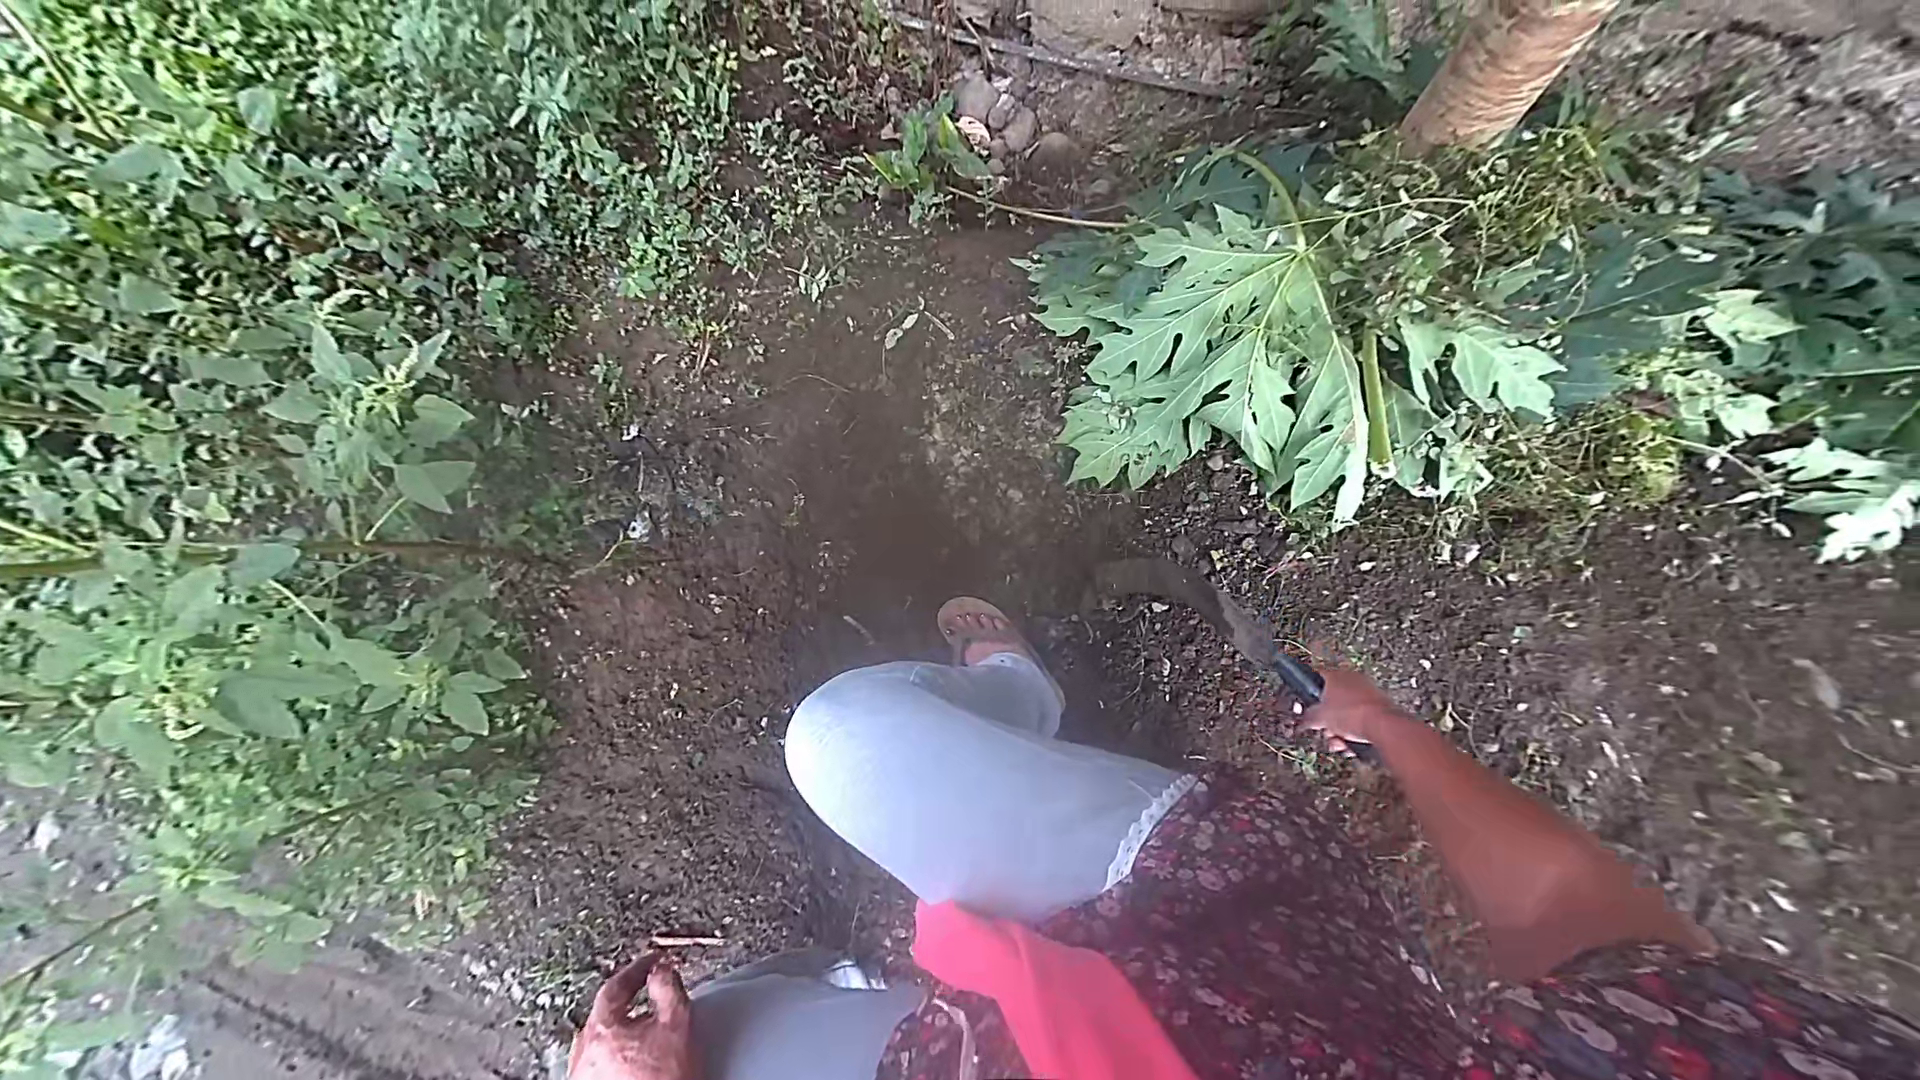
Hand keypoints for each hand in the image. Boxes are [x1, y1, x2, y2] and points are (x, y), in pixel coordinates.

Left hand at [568, 953, 700, 1079]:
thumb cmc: (665, 1079)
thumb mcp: (677, 1021)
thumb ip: (668, 986)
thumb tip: (661, 969)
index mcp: (603, 1031)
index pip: (616, 987)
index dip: (638, 968)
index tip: (653, 962)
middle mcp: (585, 1055)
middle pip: (603, 1013)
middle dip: (627, 996)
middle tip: (648, 985)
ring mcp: (583, 1078)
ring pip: (599, 1039)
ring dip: (621, 1024)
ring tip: (644, 1021)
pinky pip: (598, 1061)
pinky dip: (615, 1048)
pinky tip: (634, 1052)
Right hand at [1301, 667, 1406, 755]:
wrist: (1384, 726)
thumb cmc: (1352, 714)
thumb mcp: (1319, 718)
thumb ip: (1308, 718)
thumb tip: (1302, 722)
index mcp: (1336, 675)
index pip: (1316, 678)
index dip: (1308, 692)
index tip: (1306, 704)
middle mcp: (1353, 680)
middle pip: (1332, 699)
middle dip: (1327, 719)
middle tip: (1325, 730)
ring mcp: (1369, 692)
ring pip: (1348, 711)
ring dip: (1341, 729)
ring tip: (1339, 742)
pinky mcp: (1382, 706)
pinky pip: (1363, 718)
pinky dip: (1356, 730)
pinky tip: (1352, 744)